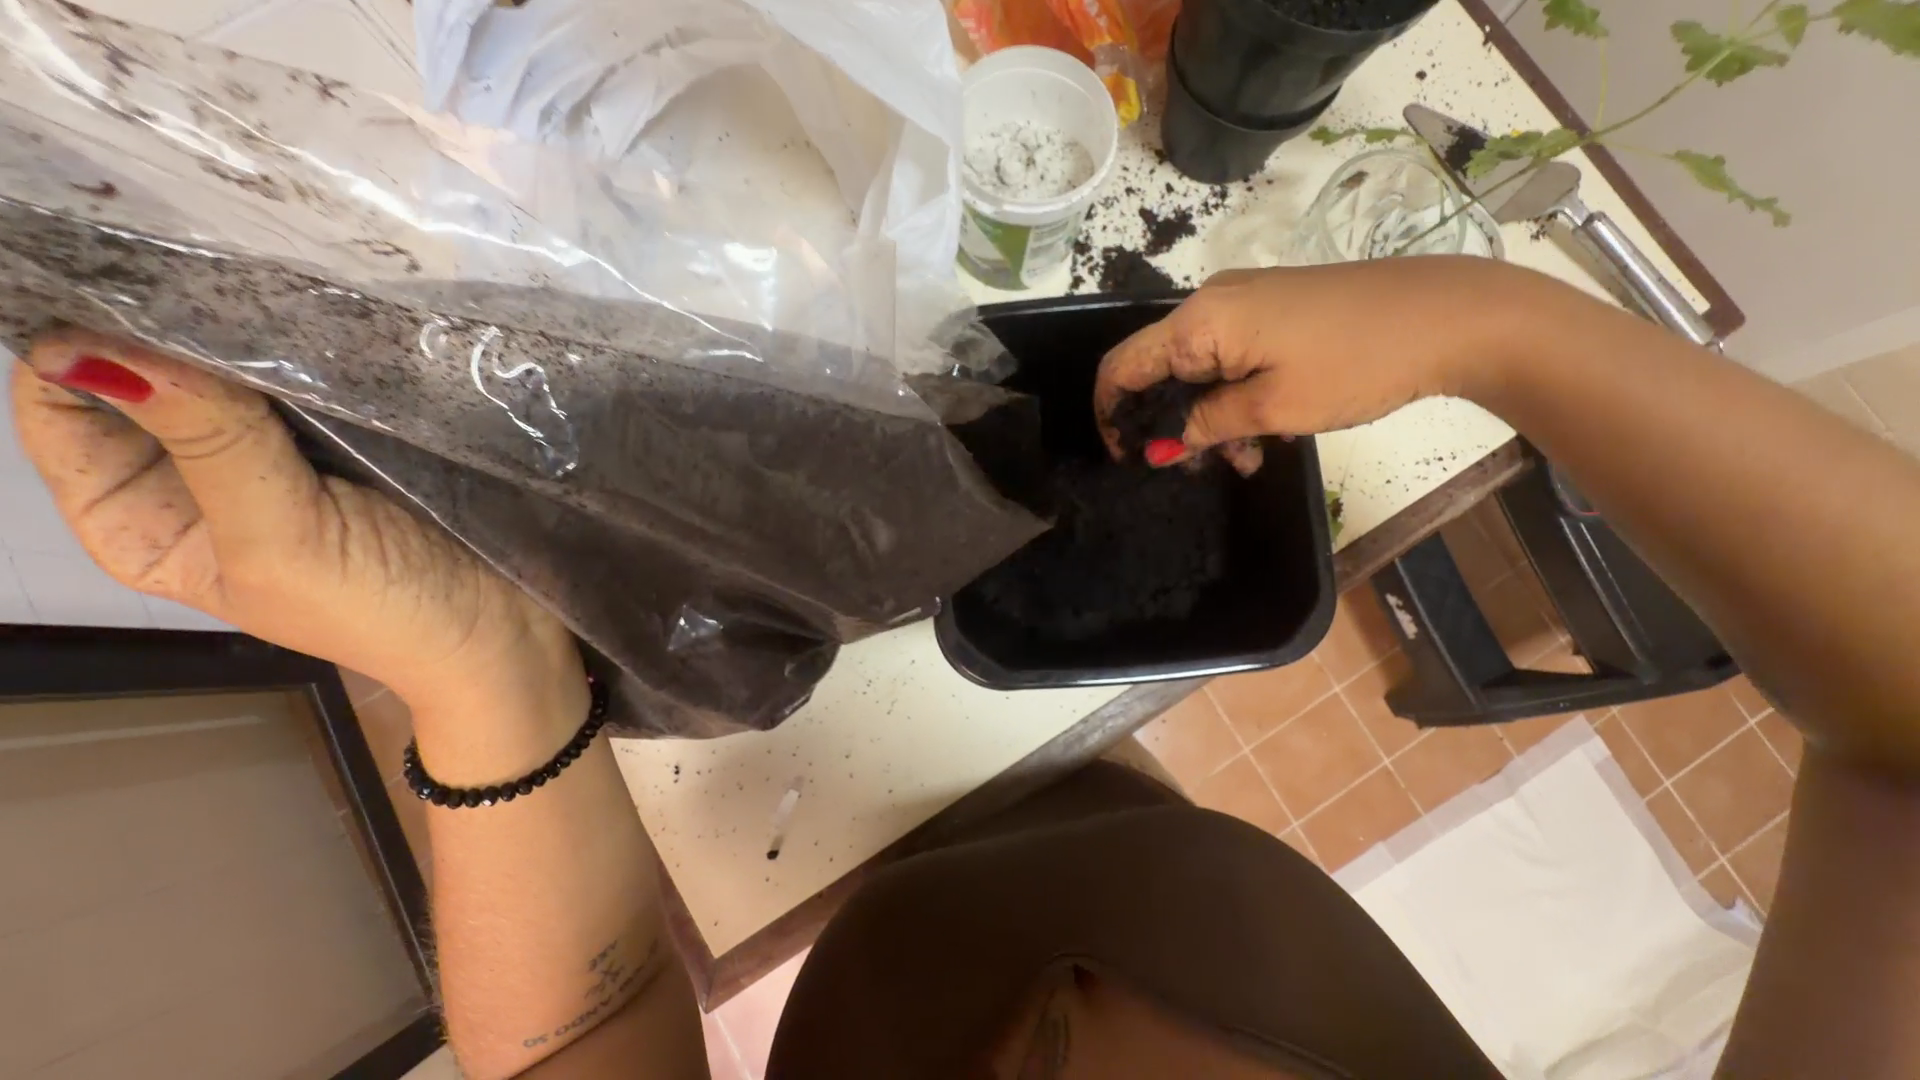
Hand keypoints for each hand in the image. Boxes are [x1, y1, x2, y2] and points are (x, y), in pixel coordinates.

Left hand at [10, 329, 581, 723]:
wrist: (500, 632)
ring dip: (249, 335)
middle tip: (217, 277)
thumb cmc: (385, 607)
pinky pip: (308, 380)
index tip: (128, 293)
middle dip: (170, 331)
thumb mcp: (284, 541)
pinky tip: (330, 323)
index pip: (67, 410)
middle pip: (150, 380)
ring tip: (278, 288)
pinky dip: (311, 351)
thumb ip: (209, 448)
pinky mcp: (351, 439)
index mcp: (145, 520)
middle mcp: (198, 480)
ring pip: (231, 372)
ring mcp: (280, 456)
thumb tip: (101, 347)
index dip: (81, 347)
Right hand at [1095, 257, 1550, 459]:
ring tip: (1246, 459)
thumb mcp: (1272, 408)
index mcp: (1200, 320)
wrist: (1449, 316)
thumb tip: (1162, 445)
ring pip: (1200, 367)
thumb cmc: (1354, 363)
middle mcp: (1212, 302)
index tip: (1127, 456)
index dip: (1111, 413)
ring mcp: (1247, 301)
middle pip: (1161, 367)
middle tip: (1197, 468)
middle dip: (1170, 421)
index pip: (1122, 365)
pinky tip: (1266, 432)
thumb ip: (1206, 425)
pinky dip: (1235, 395)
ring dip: (1209, 417)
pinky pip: (1232, 356)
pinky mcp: (1275, 307)